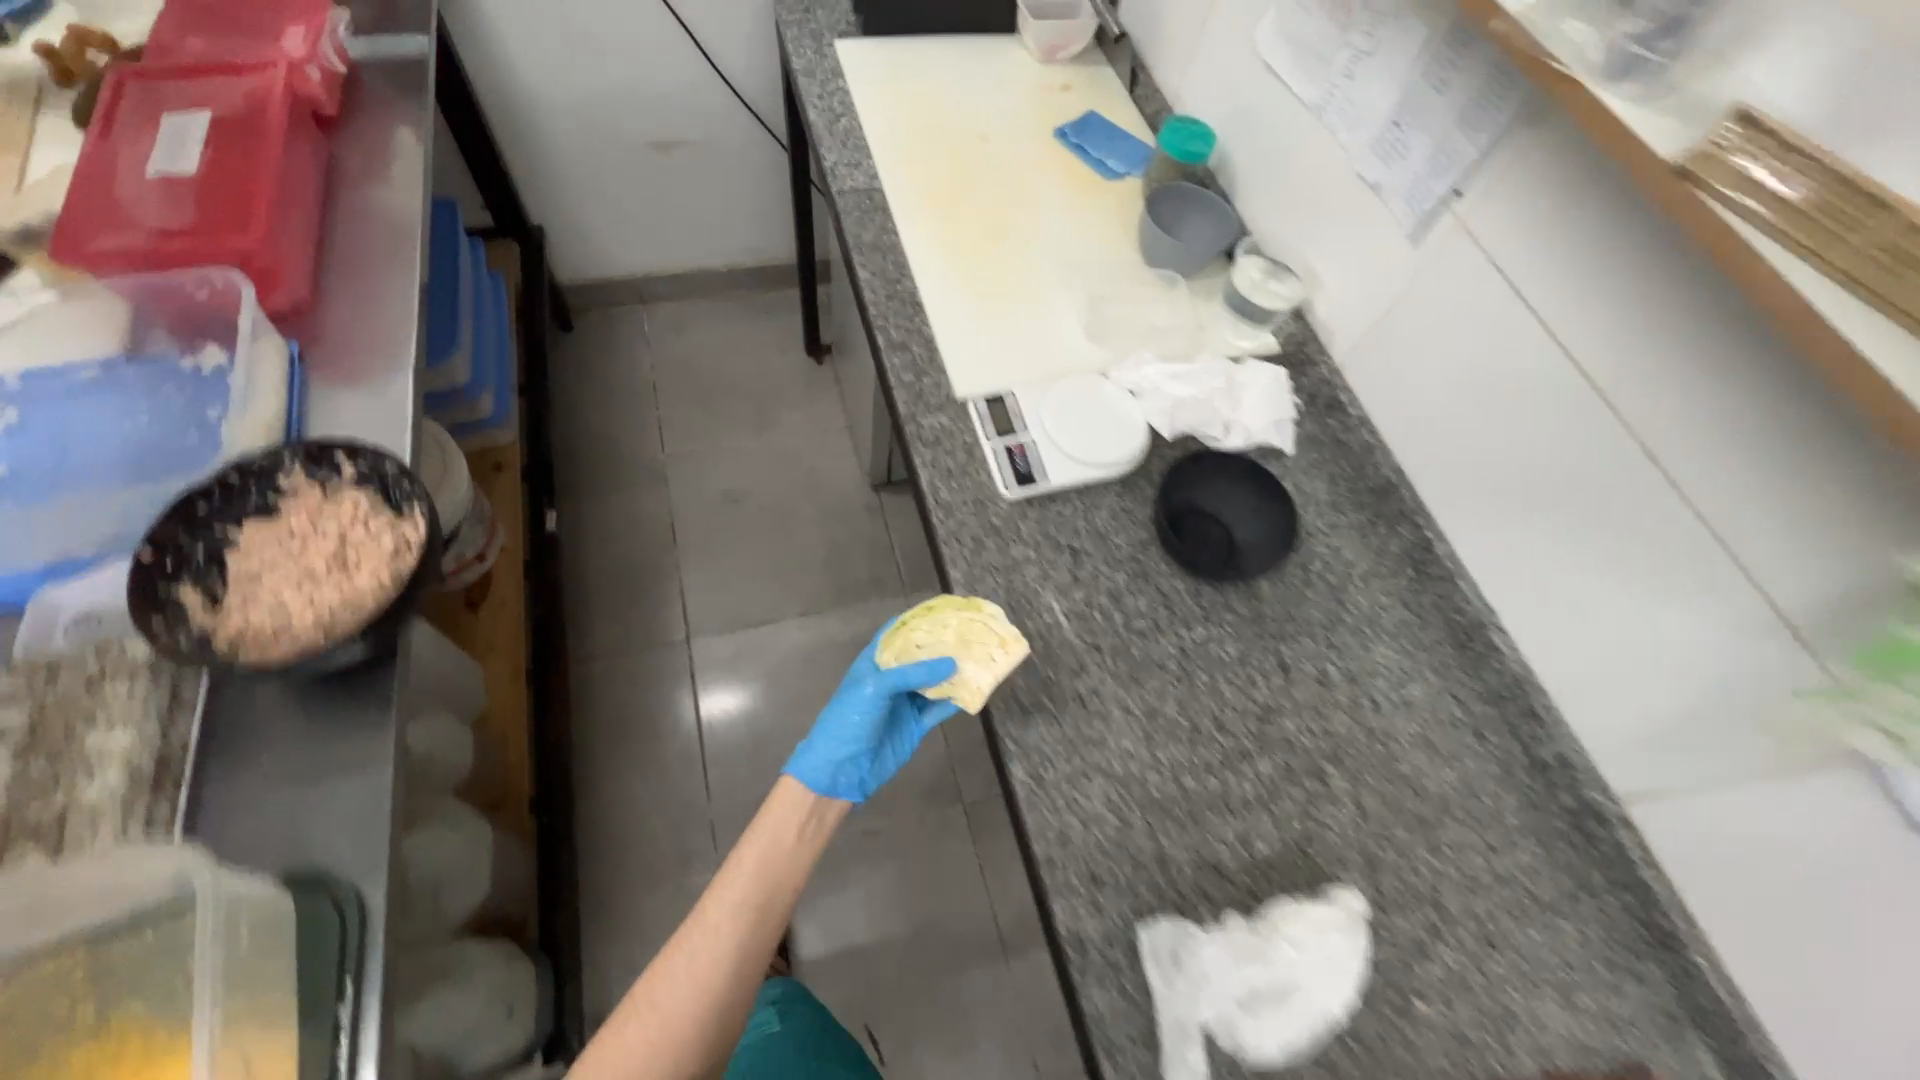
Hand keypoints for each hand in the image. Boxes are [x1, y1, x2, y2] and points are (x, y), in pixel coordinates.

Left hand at [782, 621, 960, 803]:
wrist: (841, 770)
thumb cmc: (849, 720)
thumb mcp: (876, 688)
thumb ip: (913, 673)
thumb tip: (952, 663)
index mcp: (874, 662)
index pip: (898, 633)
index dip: (919, 621)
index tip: (947, 611)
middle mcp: (891, 678)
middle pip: (920, 657)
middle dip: (943, 646)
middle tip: (972, 633)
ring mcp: (905, 702)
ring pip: (934, 682)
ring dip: (953, 673)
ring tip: (980, 658)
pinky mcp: (916, 724)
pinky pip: (939, 708)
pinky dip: (955, 700)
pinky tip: (975, 690)